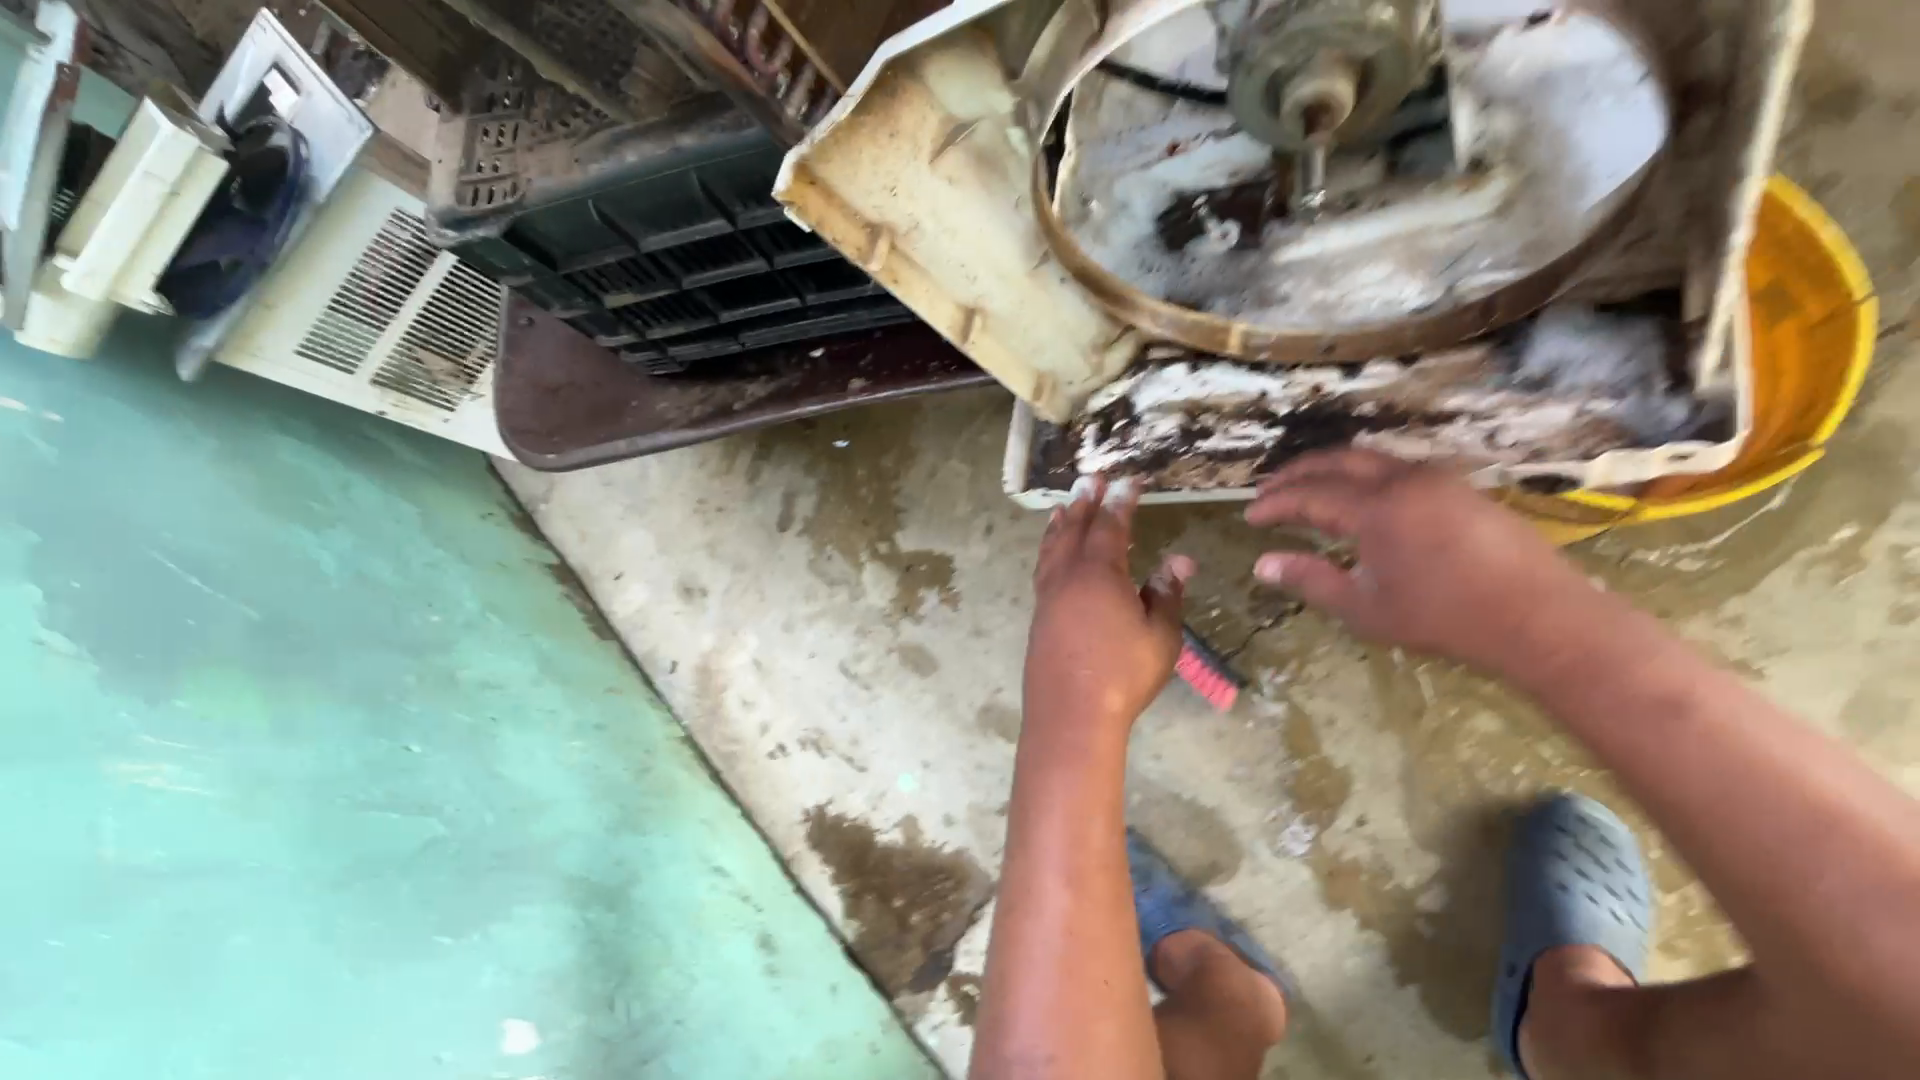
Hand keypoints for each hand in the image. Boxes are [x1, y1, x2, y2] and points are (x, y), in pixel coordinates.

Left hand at [1026, 477, 1193, 735]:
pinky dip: (1049, 550)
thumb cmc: (1123, 675)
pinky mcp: (1038, 618)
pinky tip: (1053, 556)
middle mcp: (1067, 576)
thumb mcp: (1160, 636)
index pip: (1110, 526)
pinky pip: (1043, 569)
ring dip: (1060, 523)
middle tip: (1090, 478)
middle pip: (1074, 529)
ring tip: (1063, 507)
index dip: (1120, 502)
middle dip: (1084, 502)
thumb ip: (1167, 594)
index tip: (1128, 482)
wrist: (1070, 715)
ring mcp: (1047, 597)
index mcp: (1099, 573)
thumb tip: (1178, 560)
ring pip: (1052, 548)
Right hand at [1244, 450, 1603, 675]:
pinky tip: (1360, 497)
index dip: (1275, 503)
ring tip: (1308, 487)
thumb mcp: (1365, 607)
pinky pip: (1398, 468)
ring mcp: (1437, 480)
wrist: (1540, 617)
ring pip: (1371, 458)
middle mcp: (1404, 480)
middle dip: (1297, 472)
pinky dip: (1364, 475)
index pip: (1309, 495)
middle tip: (1268, 488)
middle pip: (1337, 460)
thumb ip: (1311, 580)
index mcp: (1376, 509)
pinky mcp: (1461, 488)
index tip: (1249, 516)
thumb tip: (1262, 565)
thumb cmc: (1444, 617)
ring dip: (1331, 468)